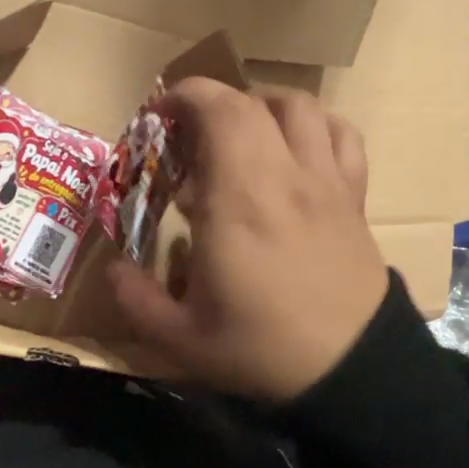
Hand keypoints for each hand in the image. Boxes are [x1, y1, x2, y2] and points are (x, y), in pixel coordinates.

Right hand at [108, 77, 387, 403]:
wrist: (351, 371)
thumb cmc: (260, 349)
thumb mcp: (178, 338)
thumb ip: (135, 299)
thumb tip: (113, 267)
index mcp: (239, 200)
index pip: (220, 111)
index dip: (187, 95)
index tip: (158, 112)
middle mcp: (286, 176)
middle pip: (255, 103)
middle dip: (213, 102)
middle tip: (186, 132)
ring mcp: (328, 184)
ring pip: (302, 108)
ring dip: (262, 106)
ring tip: (238, 134)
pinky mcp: (354, 201)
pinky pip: (342, 137)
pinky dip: (313, 127)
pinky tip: (294, 151)